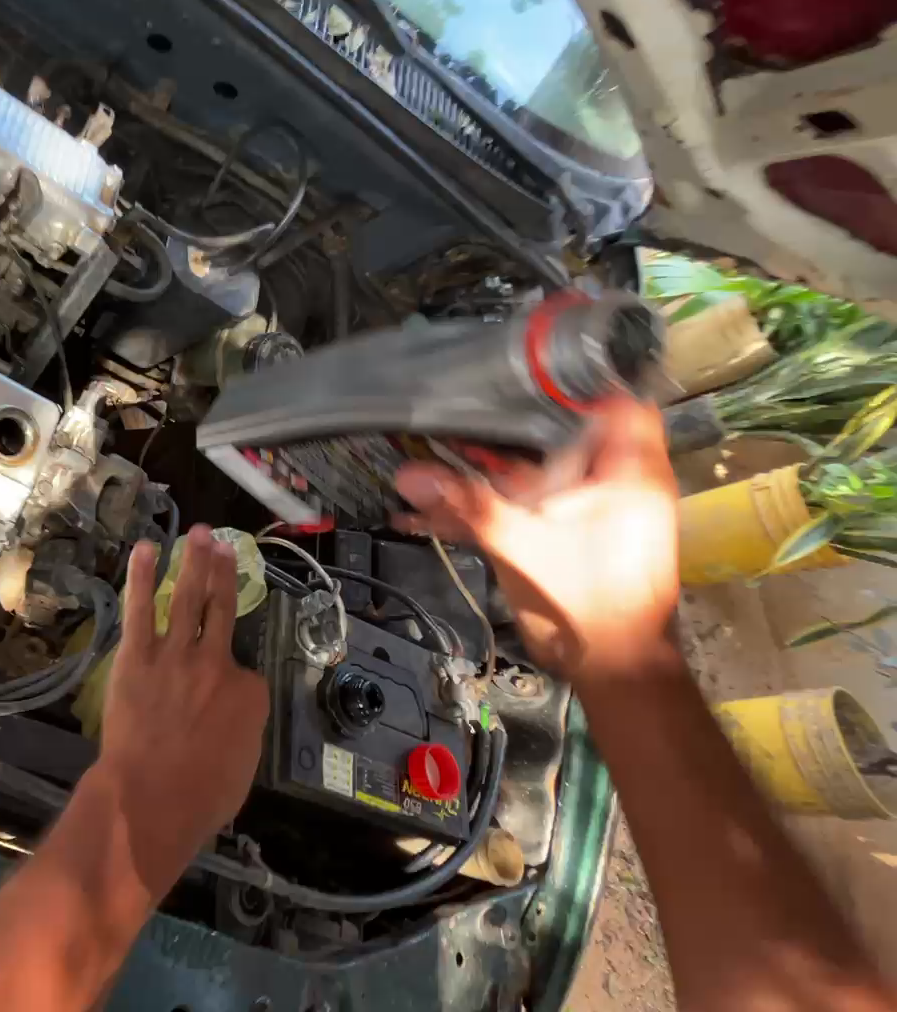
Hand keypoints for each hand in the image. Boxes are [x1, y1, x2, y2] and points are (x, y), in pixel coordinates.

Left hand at [98, 525, 269, 854]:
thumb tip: (230, 713)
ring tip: (196, 532)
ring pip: (187, 599)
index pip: (247, 672)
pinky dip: (141, 577)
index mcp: (250, 693)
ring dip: (192, 562)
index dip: (235, 680)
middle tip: (222, 541)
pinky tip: (144, 550)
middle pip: (222, 610)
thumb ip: (240, 726)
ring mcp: (176, 655)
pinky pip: (139, 609)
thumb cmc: (203, 794)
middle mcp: (217, 664)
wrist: (153, 794)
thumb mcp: (243, 764)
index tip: (222, 691)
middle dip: (221, 571)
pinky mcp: (137, 655)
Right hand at [393, 396, 679, 682]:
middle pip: (558, 434)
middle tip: (454, 401)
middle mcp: (605, 484)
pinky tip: (417, 514)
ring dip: (473, 468)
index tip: (524, 366)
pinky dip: (468, 509)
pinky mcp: (551, 535)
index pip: (618, 403)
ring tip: (419, 452)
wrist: (604, 663)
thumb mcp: (519, 544)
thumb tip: (407, 475)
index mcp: (624, 473)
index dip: (578, 380)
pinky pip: (508, 509)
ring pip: (524, 473)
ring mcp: (576, 510)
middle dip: (503, 421)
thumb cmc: (587, 599)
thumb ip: (464, 504)